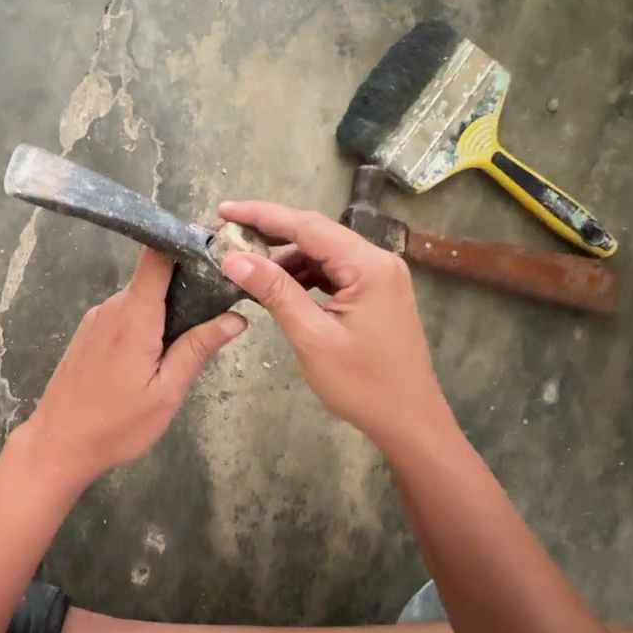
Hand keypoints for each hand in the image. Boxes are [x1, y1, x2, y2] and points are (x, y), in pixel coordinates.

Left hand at [24, 248, 247, 482]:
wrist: (57, 444)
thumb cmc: (116, 424)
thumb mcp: (167, 392)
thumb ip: (198, 349)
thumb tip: (236, 318)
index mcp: (133, 316)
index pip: (156, 256)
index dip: (185, 245)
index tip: (216, 252)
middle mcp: (112, 307)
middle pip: (153, 278)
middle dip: (186, 286)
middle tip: (219, 306)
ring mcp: (96, 319)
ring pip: (139, 299)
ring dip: (165, 310)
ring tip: (192, 336)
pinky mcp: (88, 334)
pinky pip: (124, 315)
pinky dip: (145, 323)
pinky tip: (156, 352)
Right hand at [216, 201, 452, 445]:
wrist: (409, 421)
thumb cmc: (363, 384)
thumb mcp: (312, 337)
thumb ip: (275, 292)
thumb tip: (233, 259)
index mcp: (368, 266)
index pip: (307, 226)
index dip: (262, 215)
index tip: (223, 211)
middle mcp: (378, 261)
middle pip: (315, 233)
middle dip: (270, 231)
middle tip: (227, 233)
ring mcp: (378, 277)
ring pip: (322, 253)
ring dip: (284, 257)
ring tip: (245, 265)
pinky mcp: (374, 294)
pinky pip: (332, 272)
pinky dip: (302, 275)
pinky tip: (277, 286)